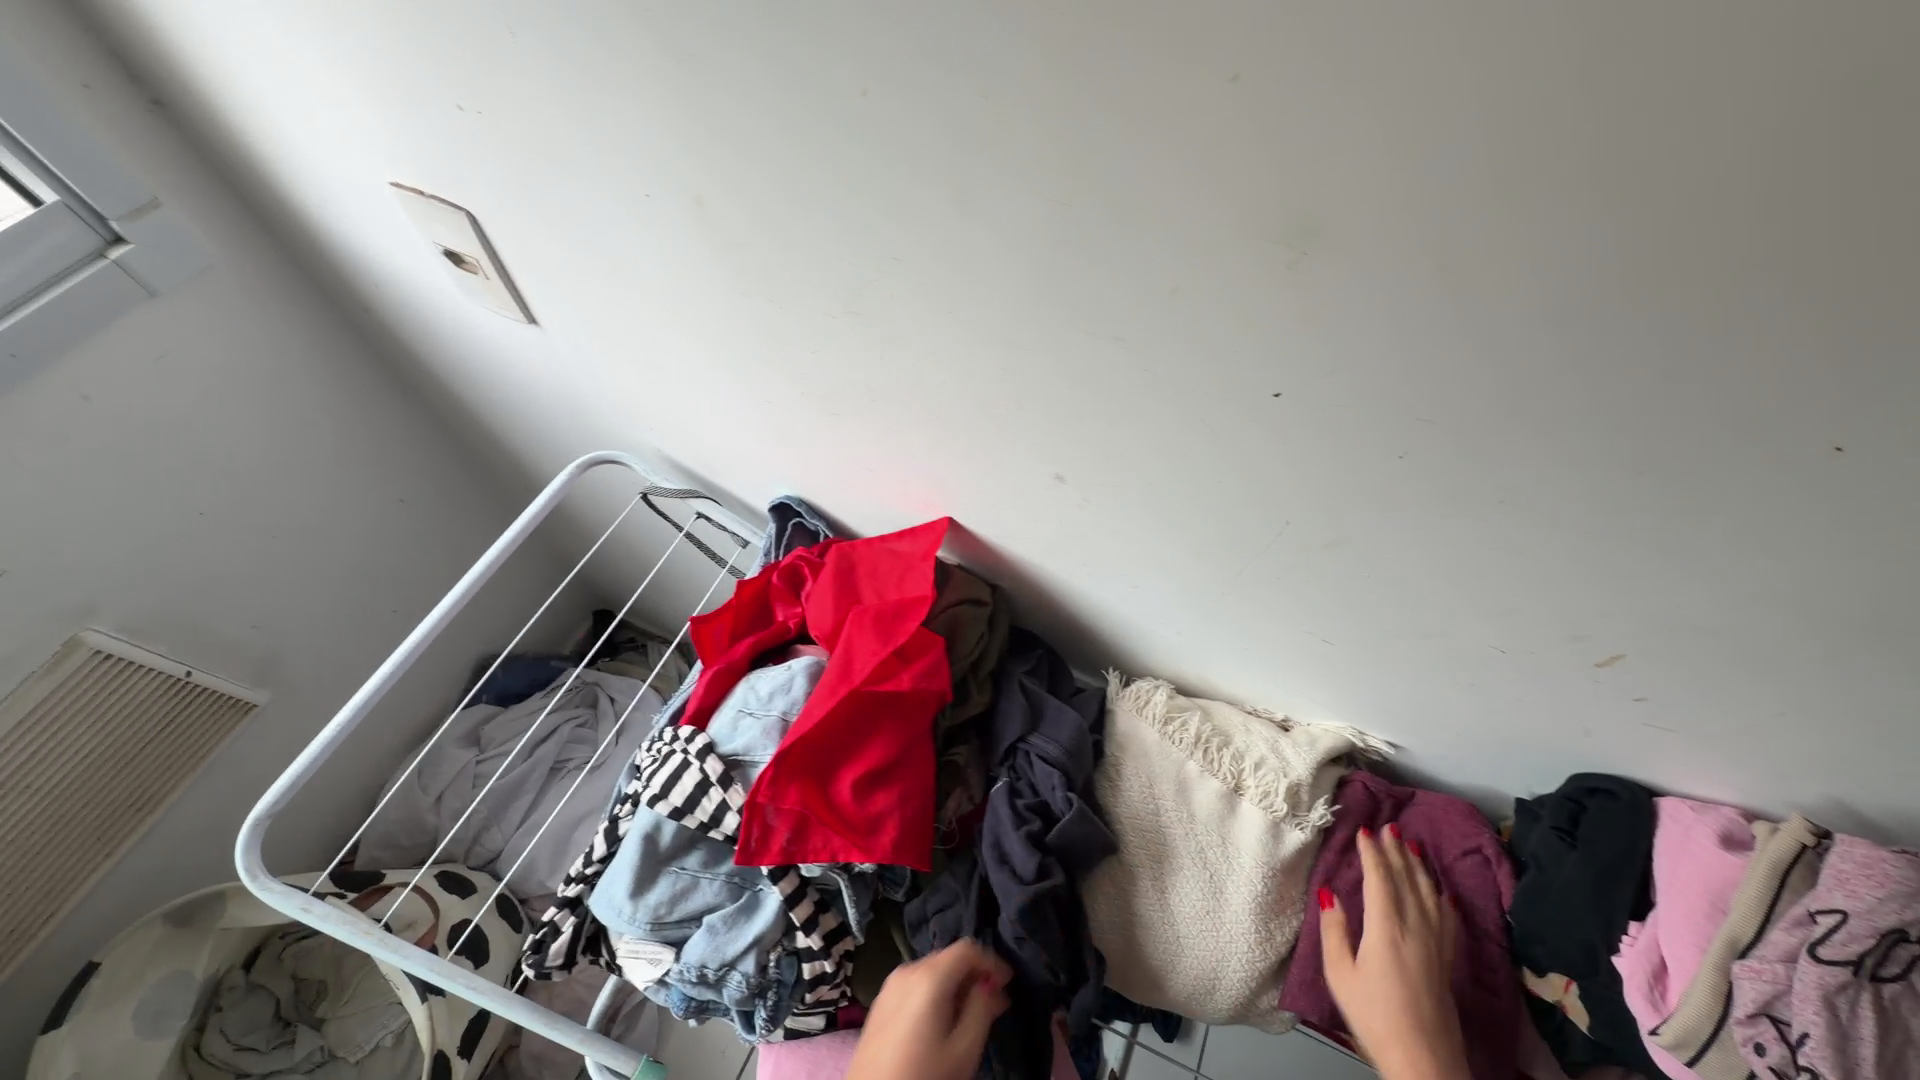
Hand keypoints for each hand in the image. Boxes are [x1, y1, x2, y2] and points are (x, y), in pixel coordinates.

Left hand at [847, 940, 1011, 1079]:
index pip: (967, 948)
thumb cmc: (923, 1075)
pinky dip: (935, 993)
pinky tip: (942, 1021)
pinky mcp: (881, 1002)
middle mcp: (907, 971)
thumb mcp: (963, 1050)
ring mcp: (890, 985)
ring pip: (932, 971)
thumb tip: (991, 986)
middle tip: (994, 1002)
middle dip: (974, 975)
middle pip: (949, 958)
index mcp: (929, 976)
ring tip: (971, 1015)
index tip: (1007, 984)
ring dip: (955, 985)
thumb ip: (982, 1009)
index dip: (992, 961)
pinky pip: (916, 985)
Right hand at [1319, 825, 1471, 1079]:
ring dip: (1418, 867)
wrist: (1424, 1059)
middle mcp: (1415, 928)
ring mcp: (1436, 944)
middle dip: (1396, 851)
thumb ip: (1334, 931)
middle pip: (1407, 880)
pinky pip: (1446, 917)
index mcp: (1386, 928)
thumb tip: (1329, 893)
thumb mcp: (1340, 974)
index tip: (1364, 831)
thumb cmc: (1373, 1017)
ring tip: (1412, 846)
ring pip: (1428, 894)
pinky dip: (1441, 897)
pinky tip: (1441, 890)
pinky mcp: (1447, 961)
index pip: (1380, 879)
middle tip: (1390, 826)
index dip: (1372, 853)